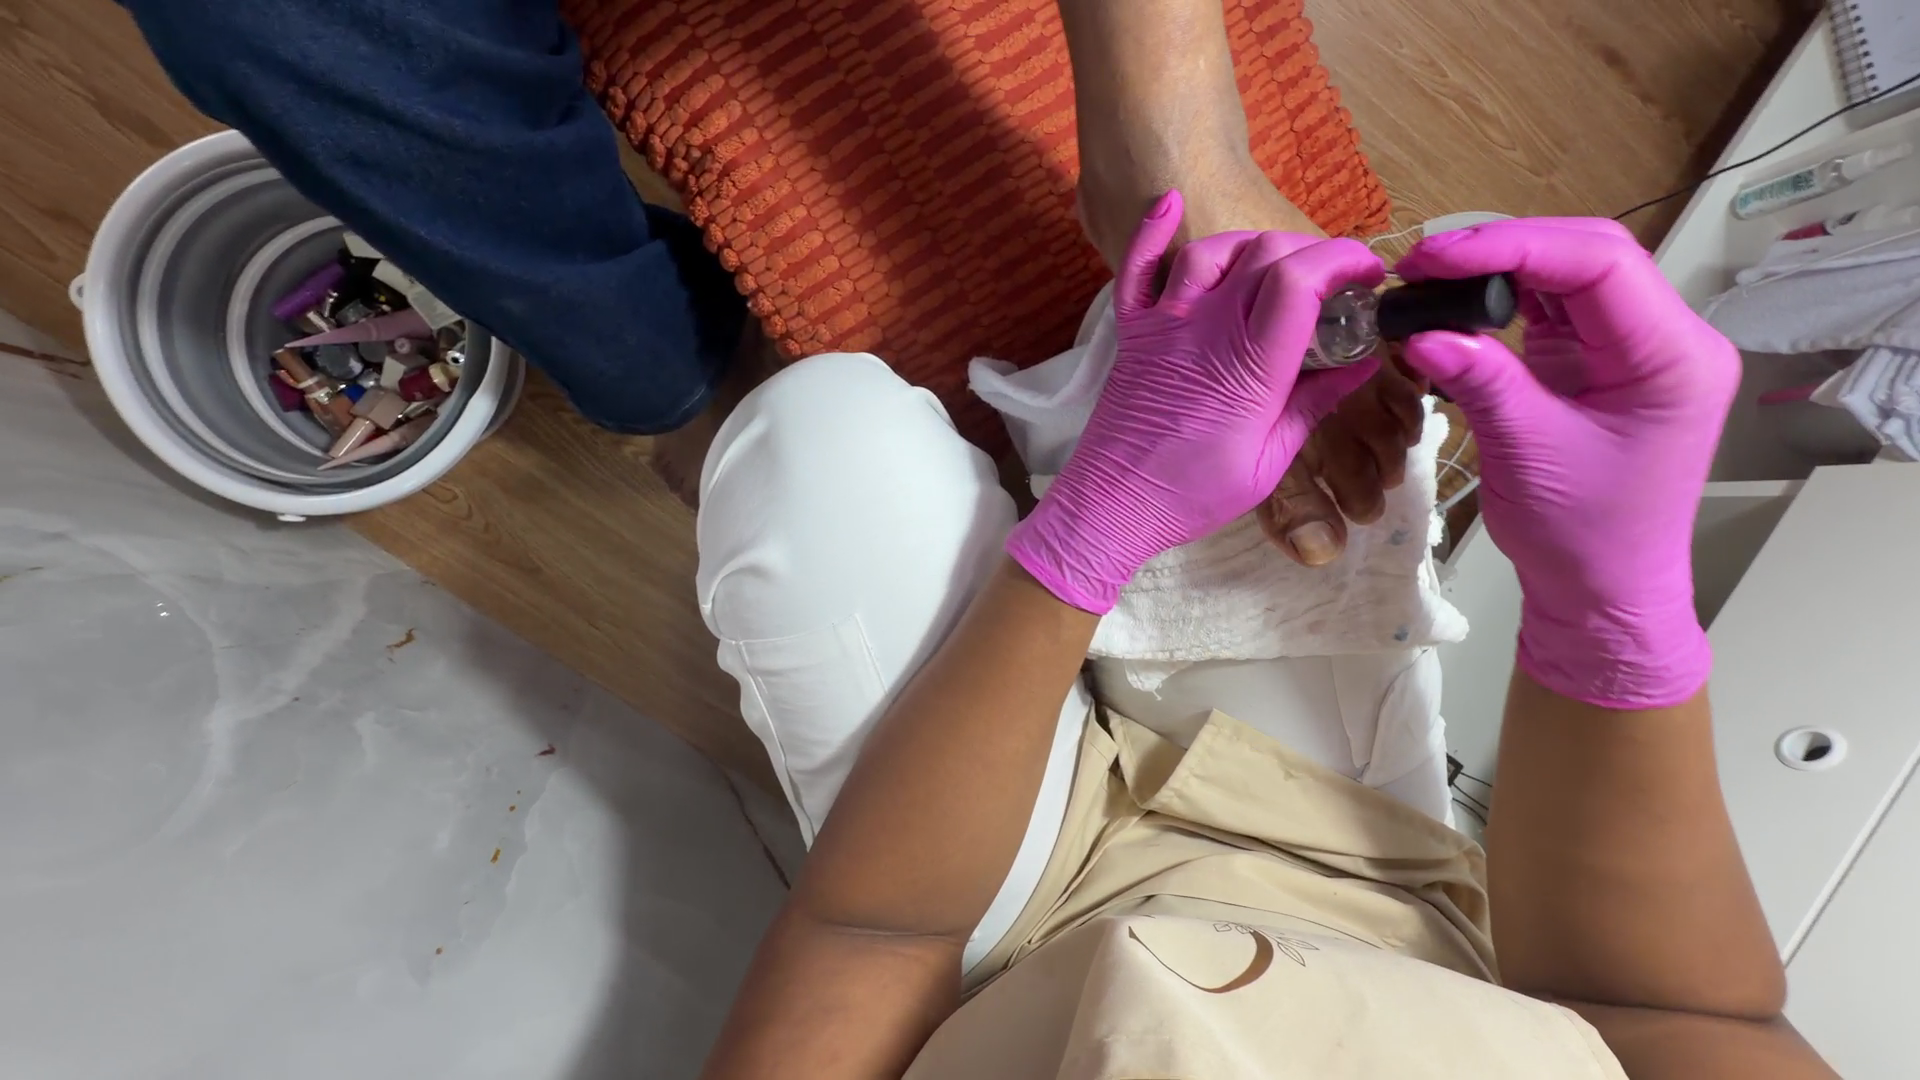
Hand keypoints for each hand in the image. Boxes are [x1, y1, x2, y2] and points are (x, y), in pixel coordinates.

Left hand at [1008, 190, 1381, 612]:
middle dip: (1310, 253)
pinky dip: (1152, 231)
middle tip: (1330, 282)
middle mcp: (1205, 331)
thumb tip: (1363, 364)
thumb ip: (1315, 404)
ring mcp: (1163, 327)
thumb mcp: (1269, 462)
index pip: (1301, 280)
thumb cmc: (1191, 495)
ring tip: (1274, 265)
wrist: (1110, 506)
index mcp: (1249, 367)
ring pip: (1210, 250)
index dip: (1344, 261)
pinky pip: (1136, 269)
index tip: (1366, 277)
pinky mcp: (1132, 333)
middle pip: (1264, 254)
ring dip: (1251, 245)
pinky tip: (1169, 202)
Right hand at [1397, 218, 1739, 707]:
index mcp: (1669, 355)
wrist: (1600, 581)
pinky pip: (1550, 313)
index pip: (1598, 264)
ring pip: (1566, 277)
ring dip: (1497, 269)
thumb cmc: (1581, 528)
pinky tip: (1457, 303)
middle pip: (1587, 256)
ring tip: (1430, 277)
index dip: (1513, 248)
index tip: (1435, 259)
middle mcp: (1658, 339)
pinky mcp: (1591, 366)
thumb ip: (1480, 381)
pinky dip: (1499, 301)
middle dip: (1502, 248)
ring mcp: (1624, 350)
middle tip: (1422, 263)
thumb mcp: (1527, 449)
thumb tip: (1419, 333)